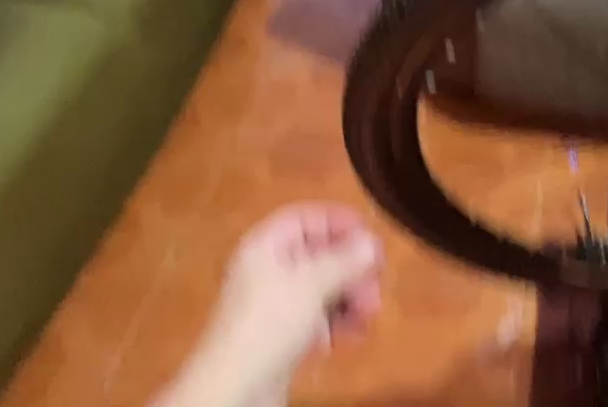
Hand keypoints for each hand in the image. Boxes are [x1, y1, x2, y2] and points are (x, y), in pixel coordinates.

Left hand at [159, 203, 383, 406]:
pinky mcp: (279, 335)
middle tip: (376, 285)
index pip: (307, 218)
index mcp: (266, 246)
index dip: (339, 223)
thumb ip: (345, 260)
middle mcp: (268, 269)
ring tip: (368, 316)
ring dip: (348, 297)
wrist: (232, 394)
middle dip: (350, 269)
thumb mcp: (312, 285)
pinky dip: (334, 321)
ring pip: (321, 287)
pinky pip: (314, 315)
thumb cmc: (269, 325)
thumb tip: (372, 241)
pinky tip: (349, 335)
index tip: (369, 236)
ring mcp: (273, 304)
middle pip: (319, 254)